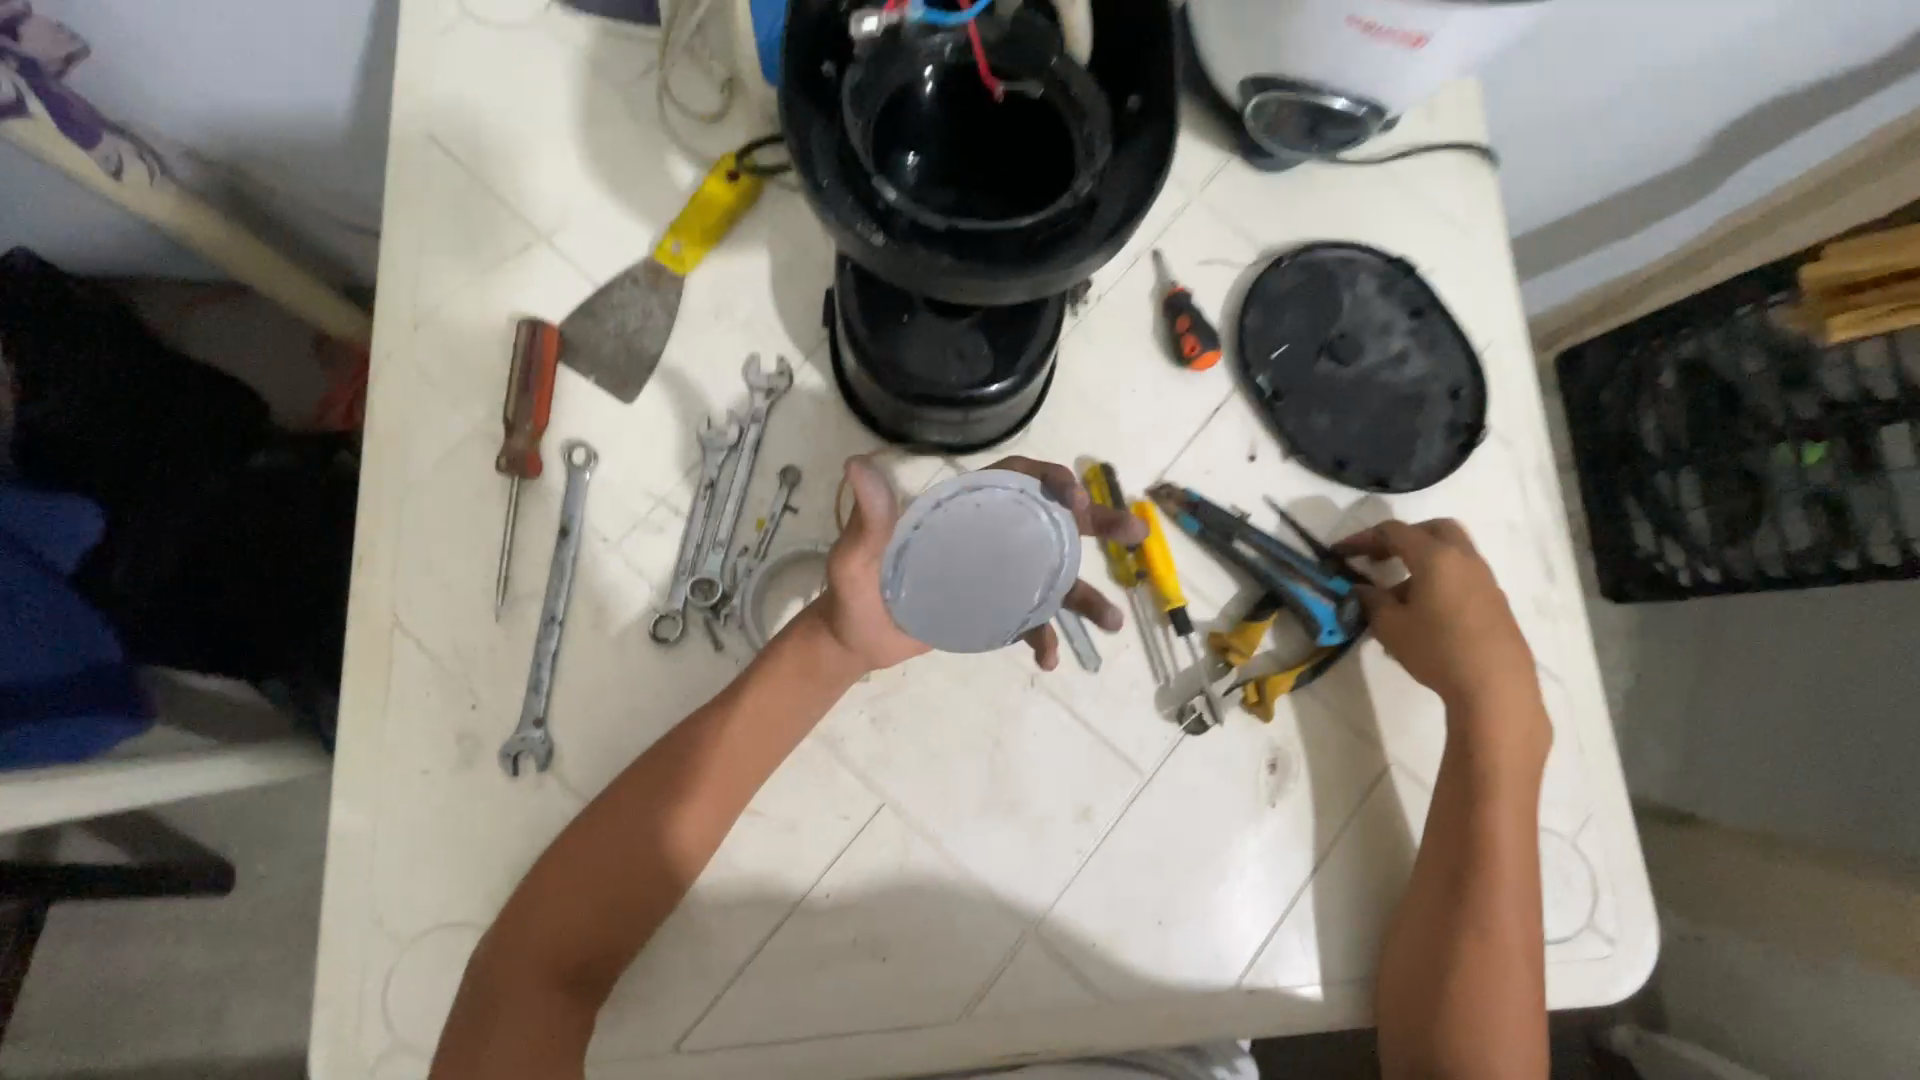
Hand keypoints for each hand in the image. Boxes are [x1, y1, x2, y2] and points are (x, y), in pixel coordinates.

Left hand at [814, 455, 1148, 673]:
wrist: (856, 641)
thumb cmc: (855, 591)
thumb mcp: (858, 555)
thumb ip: (868, 520)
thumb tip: (857, 466)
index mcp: (963, 512)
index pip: (1015, 481)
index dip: (1050, 481)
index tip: (1075, 498)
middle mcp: (989, 540)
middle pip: (1052, 524)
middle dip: (1098, 524)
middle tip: (1138, 531)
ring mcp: (997, 580)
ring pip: (1055, 579)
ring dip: (1088, 595)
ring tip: (1111, 620)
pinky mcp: (996, 615)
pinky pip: (1032, 623)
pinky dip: (1045, 640)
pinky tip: (1047, 659)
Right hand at [1335, 519, 1542, 722]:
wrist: (1495, 685)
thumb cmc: (1437, 649)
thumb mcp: (1390, 626)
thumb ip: (1371, 601)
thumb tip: (1362, 590)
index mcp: (1435, 557)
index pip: (1394, 532)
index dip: (1362, 538)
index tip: (1339, 552)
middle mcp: (1464, 559)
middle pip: (1433, 529)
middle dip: (1403, 537)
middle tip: (1379, 557)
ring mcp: (1484, 579)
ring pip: (1451, 552)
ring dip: (1422, 560)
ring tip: (1397, 593)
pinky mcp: (1494, 600)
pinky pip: (1461, 575)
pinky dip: (1439, 578)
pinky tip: (1424, 612)